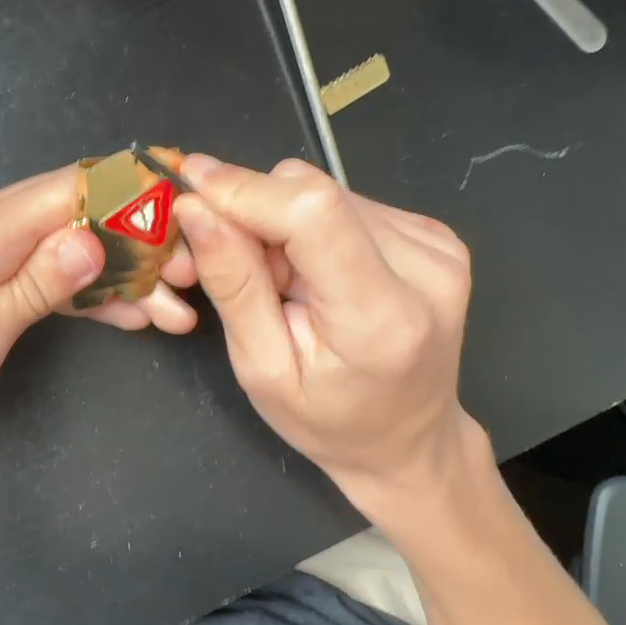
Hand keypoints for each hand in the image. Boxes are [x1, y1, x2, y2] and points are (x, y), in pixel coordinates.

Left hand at [0, 167, 197, 448]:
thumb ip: (31, 292)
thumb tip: (95, 242)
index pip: (77, 187)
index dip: (141, 193)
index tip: (197, 218)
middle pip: (79, 210)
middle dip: (143, 238)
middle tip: (194, 283)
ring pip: (66, 242)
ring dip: (121, 270)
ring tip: (174, 311)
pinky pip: (39, 269)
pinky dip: (83, 289)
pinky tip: (126, 316)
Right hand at [175, 155, 480, 509]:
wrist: (408, 440)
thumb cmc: (328, 421)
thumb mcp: (262, 370)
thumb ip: (234, 286)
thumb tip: (196, 209)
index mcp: (381, 314)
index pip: (311, 211)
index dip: (244, 188)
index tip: (189, 183)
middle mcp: (423, 266)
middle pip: (313, 191)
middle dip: (254, 212)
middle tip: (233, 263)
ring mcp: (436, 245)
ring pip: (323, 188)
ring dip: (281, 223)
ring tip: (283, 282)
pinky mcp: (433, 235)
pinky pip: (344, 200)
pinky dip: (310, 227)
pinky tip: (313, 272)